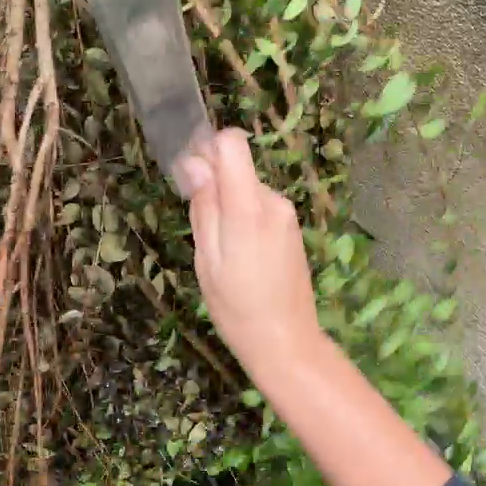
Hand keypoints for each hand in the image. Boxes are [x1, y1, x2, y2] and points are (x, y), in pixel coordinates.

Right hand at [179, 129, 321, 377]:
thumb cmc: (237, 308)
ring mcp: (287, 216)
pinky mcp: (293, 230)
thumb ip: (204, 207)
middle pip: (238, 169)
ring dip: (230, 210)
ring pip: (248, 191)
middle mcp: (274, 202)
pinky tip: (243, 259)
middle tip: (205, 235)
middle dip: (215, 189)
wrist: (286, 341)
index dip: (208, 151)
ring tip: (224, 255)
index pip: (232, 144)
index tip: (192, 178)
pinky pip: (261, 210)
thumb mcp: (207, 259)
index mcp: (249, 207)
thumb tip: (194, 163)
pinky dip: (246, 223)